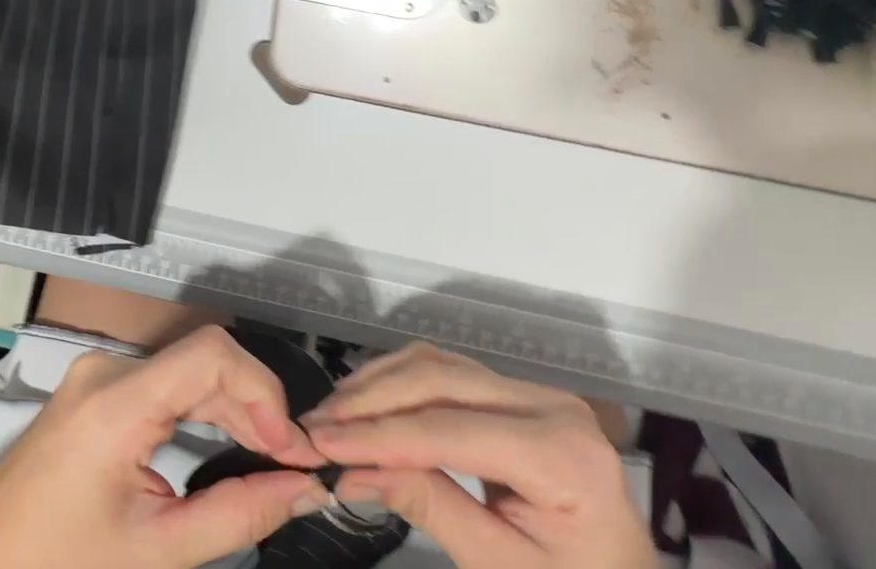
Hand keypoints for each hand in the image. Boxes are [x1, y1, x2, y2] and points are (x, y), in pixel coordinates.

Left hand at [0, 325, 333, 568]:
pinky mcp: (101, 389)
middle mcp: (108, 372)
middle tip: (295, 463)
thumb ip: (238, 515)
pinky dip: (207, 409)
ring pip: (190, 369)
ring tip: (272, 457)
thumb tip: (302, 488)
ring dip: (236, 408)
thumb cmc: (57, 557)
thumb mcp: (158, 550)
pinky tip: (233, 444)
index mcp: (116, 403)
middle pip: (205, 361)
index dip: (263, 390)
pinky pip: (168, 382)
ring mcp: (101, 376)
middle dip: (258, 406)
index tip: (291, 447)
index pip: (211, 354)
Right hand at [303, 344, 655, 568]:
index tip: (319, 444)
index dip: (376, 435)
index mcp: (561, 455)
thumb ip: (430, 510)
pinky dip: (397, 386)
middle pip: (437, 380)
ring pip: (436, 365)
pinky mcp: (518, 395)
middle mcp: (551, 405)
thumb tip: (349, 473)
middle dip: (367, 401)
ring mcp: (536, 393)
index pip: (447, 429)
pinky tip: (365, 407)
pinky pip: (447, 374)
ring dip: (376, 386)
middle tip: (314, 428)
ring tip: (330, 417)